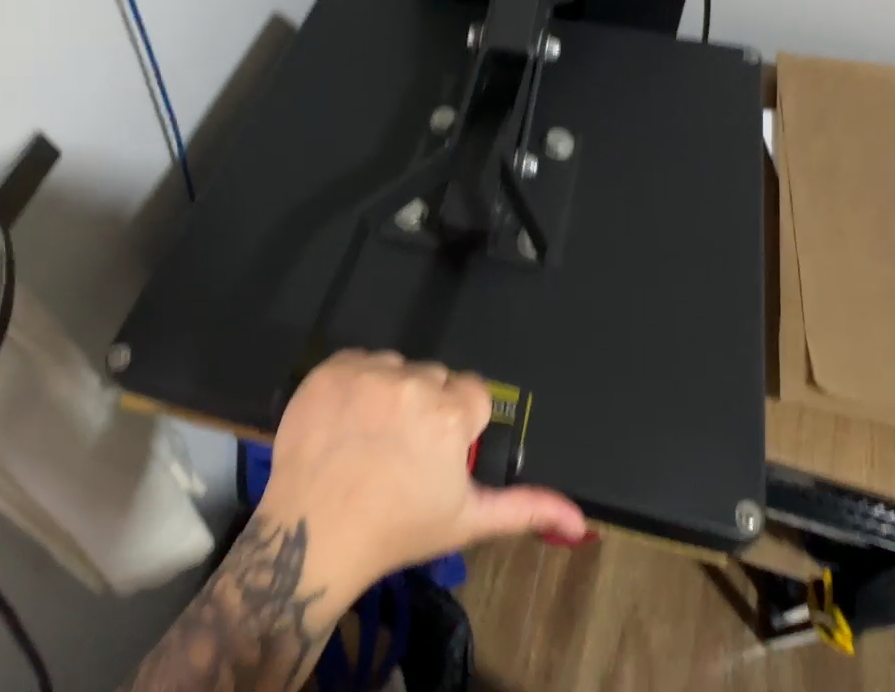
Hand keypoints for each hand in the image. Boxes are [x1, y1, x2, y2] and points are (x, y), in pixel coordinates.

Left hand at [258, 350, 587, 607]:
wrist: (313, 534)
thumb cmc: (396, 529)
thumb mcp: (467, 521)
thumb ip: (527, 508)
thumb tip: (582, 520)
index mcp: (450, 415)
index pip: (474, 393)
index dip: (461, 424)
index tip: (439, 451)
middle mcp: (411, 384)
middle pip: (436, 378)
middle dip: (429, 406)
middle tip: (405, 449)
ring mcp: (365, 374)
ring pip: (397, 367)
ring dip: (393, 391)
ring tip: (375, 435)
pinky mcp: (328, 370)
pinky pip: (359, 360)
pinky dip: (358, 382)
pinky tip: (350, 419)